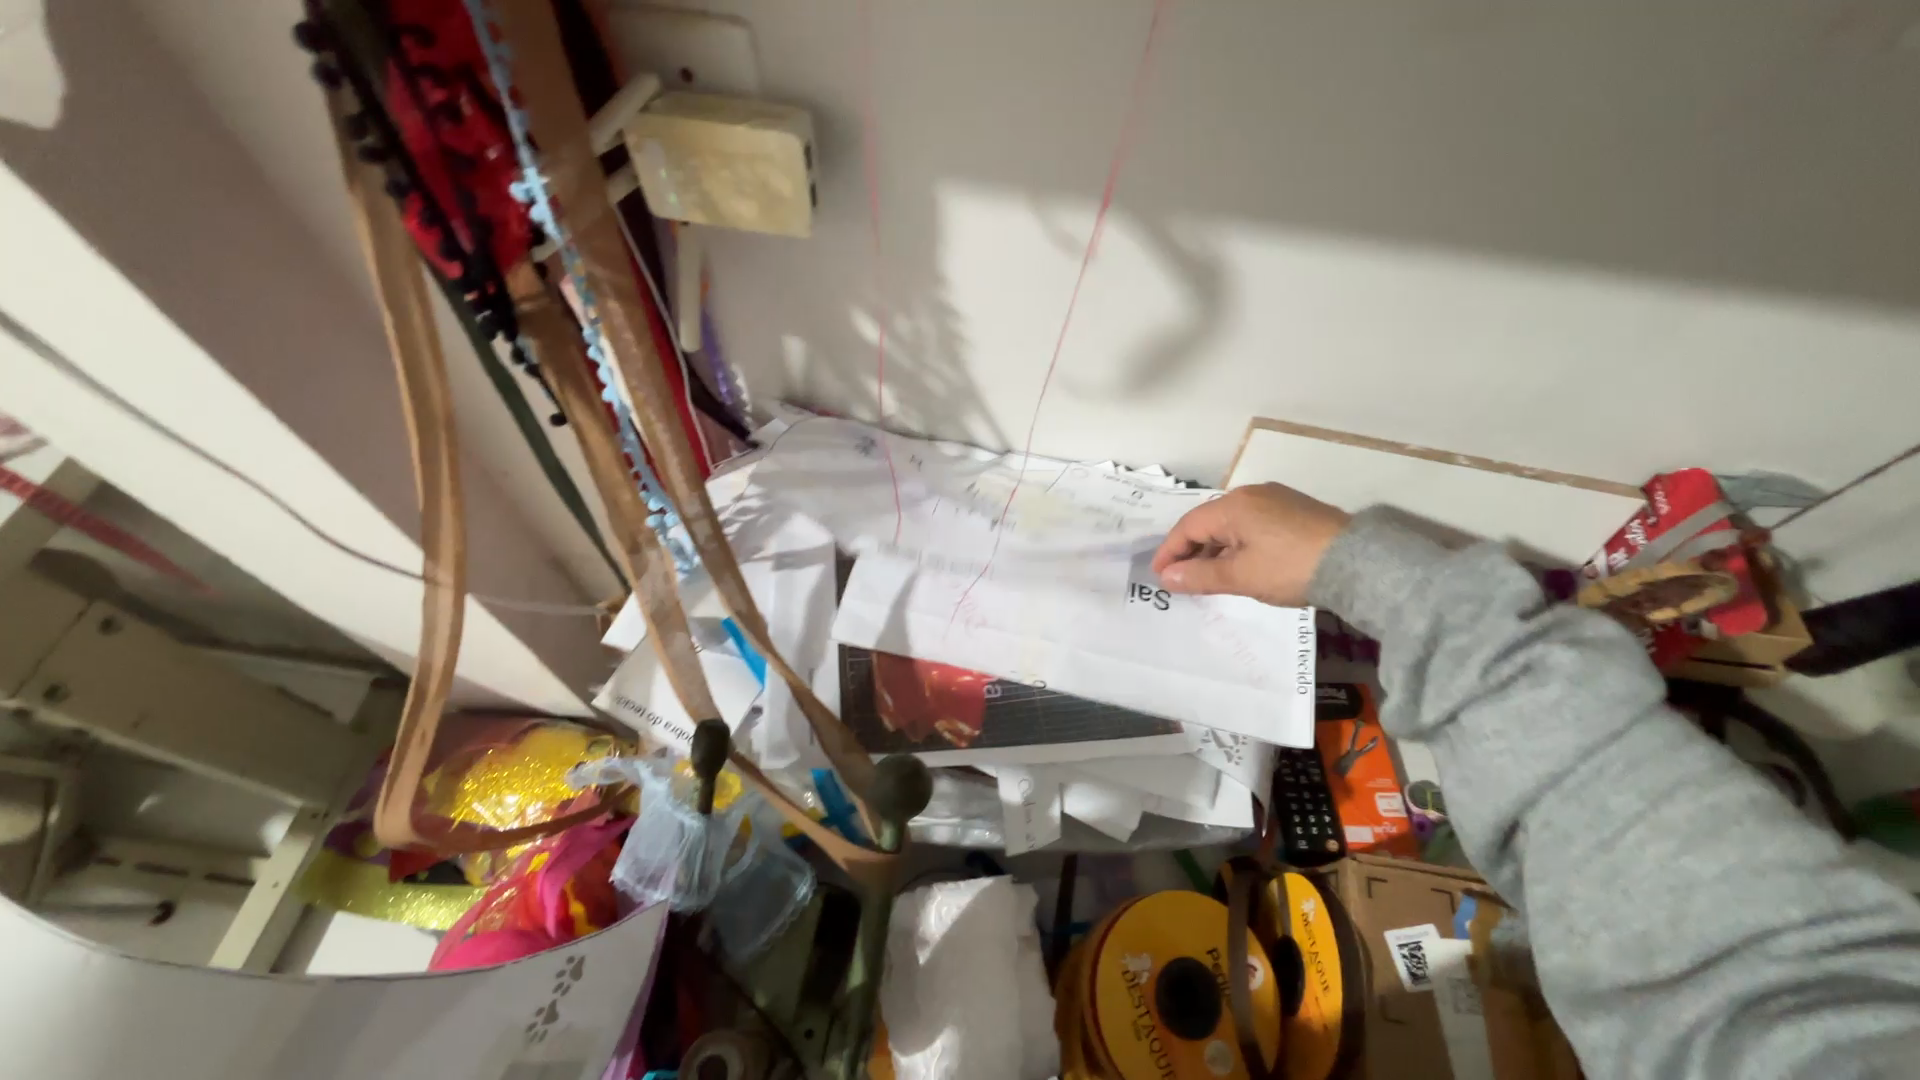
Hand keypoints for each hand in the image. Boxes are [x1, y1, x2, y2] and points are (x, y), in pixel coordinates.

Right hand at [1151, 483, 1350, 605]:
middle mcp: (1252, 495)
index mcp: (1233, 506)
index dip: (1170, 552)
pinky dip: (1237, 545)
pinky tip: (1241, 565)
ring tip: (1209, 577)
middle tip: (1180, 578)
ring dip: (1214, 549)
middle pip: (1208, 522)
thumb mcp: (1240, 576)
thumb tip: (1167, 577)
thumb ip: (1199, 576)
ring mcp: (1276, 501)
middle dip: (1191, 551)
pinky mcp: (1295, 512)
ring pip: (1231, 524)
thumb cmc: (1290, 567)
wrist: (1358, 562)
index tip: (1159, 576)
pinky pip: (1252, 526)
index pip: (1188, 527)